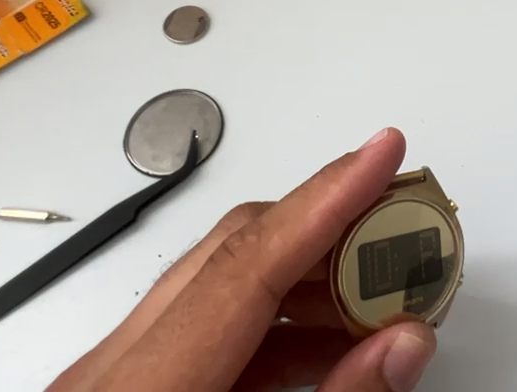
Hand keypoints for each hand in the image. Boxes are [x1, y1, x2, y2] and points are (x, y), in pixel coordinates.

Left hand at [47, 128, 437, 391]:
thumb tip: (409, 338)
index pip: (245, 264)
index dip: (326, 199)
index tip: (386, 148)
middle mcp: (108, 375)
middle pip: (234, 252)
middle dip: (329, 226)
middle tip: (404, 222)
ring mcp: (107, 383)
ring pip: (224, 283)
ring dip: (310, 277)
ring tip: (382, 295)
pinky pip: (212, 331)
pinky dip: (280, 324)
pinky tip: (331, 349)